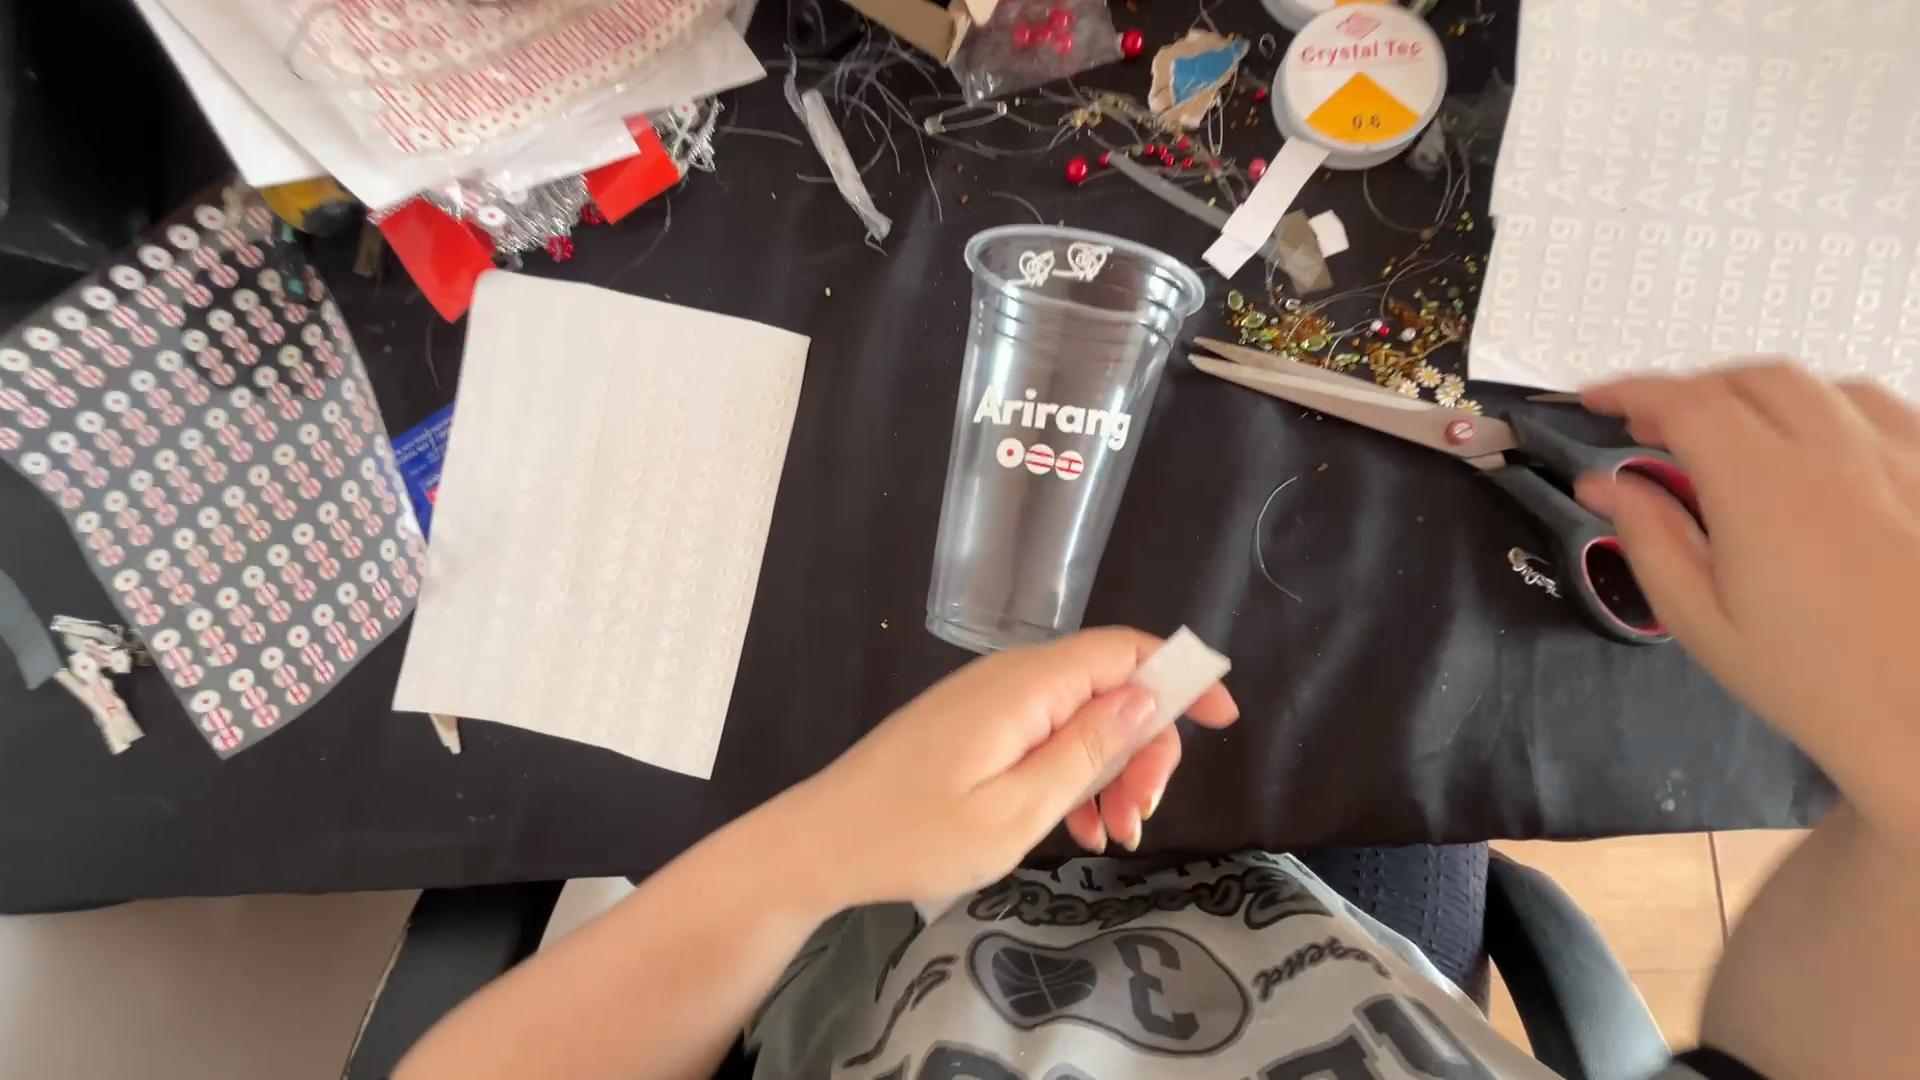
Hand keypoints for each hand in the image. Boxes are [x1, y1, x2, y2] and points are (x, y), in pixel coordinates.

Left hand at [778, 627, 1238, 908]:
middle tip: (1141, 815)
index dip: (1179, 675)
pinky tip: (1075, 825)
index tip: (1222, 718)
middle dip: (1142, 746)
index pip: (1122, 651)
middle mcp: (1011, 678)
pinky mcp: (975, 723)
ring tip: (1109, 833)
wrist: (823, 841)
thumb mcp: (1016, 810)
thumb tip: (1145, 699)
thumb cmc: (916, 835)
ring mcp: (989, 699)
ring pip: (1078, 715)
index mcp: (1025, 687)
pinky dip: (1071, 772)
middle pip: (1106, 686)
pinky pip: (1043, 733)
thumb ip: (1084, 749)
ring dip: (1108, 768)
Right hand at [1577, 363, 1919, 836]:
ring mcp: (1910, 466)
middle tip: (1645, 424)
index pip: (1689, 405)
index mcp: (1769, 491)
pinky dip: (1827, 410)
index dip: (1631, 391)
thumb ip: (1647, 536)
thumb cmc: (1806, 677)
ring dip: (1756, 395)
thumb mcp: (1695, 616)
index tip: (1593, 400)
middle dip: (1689, 388)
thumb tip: (1603, 484)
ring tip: (1722, 432)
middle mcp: (1845, 460)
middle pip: (1756, 380)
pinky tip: (1806, 449)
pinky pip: (1888, 413)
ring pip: (1826, 387)